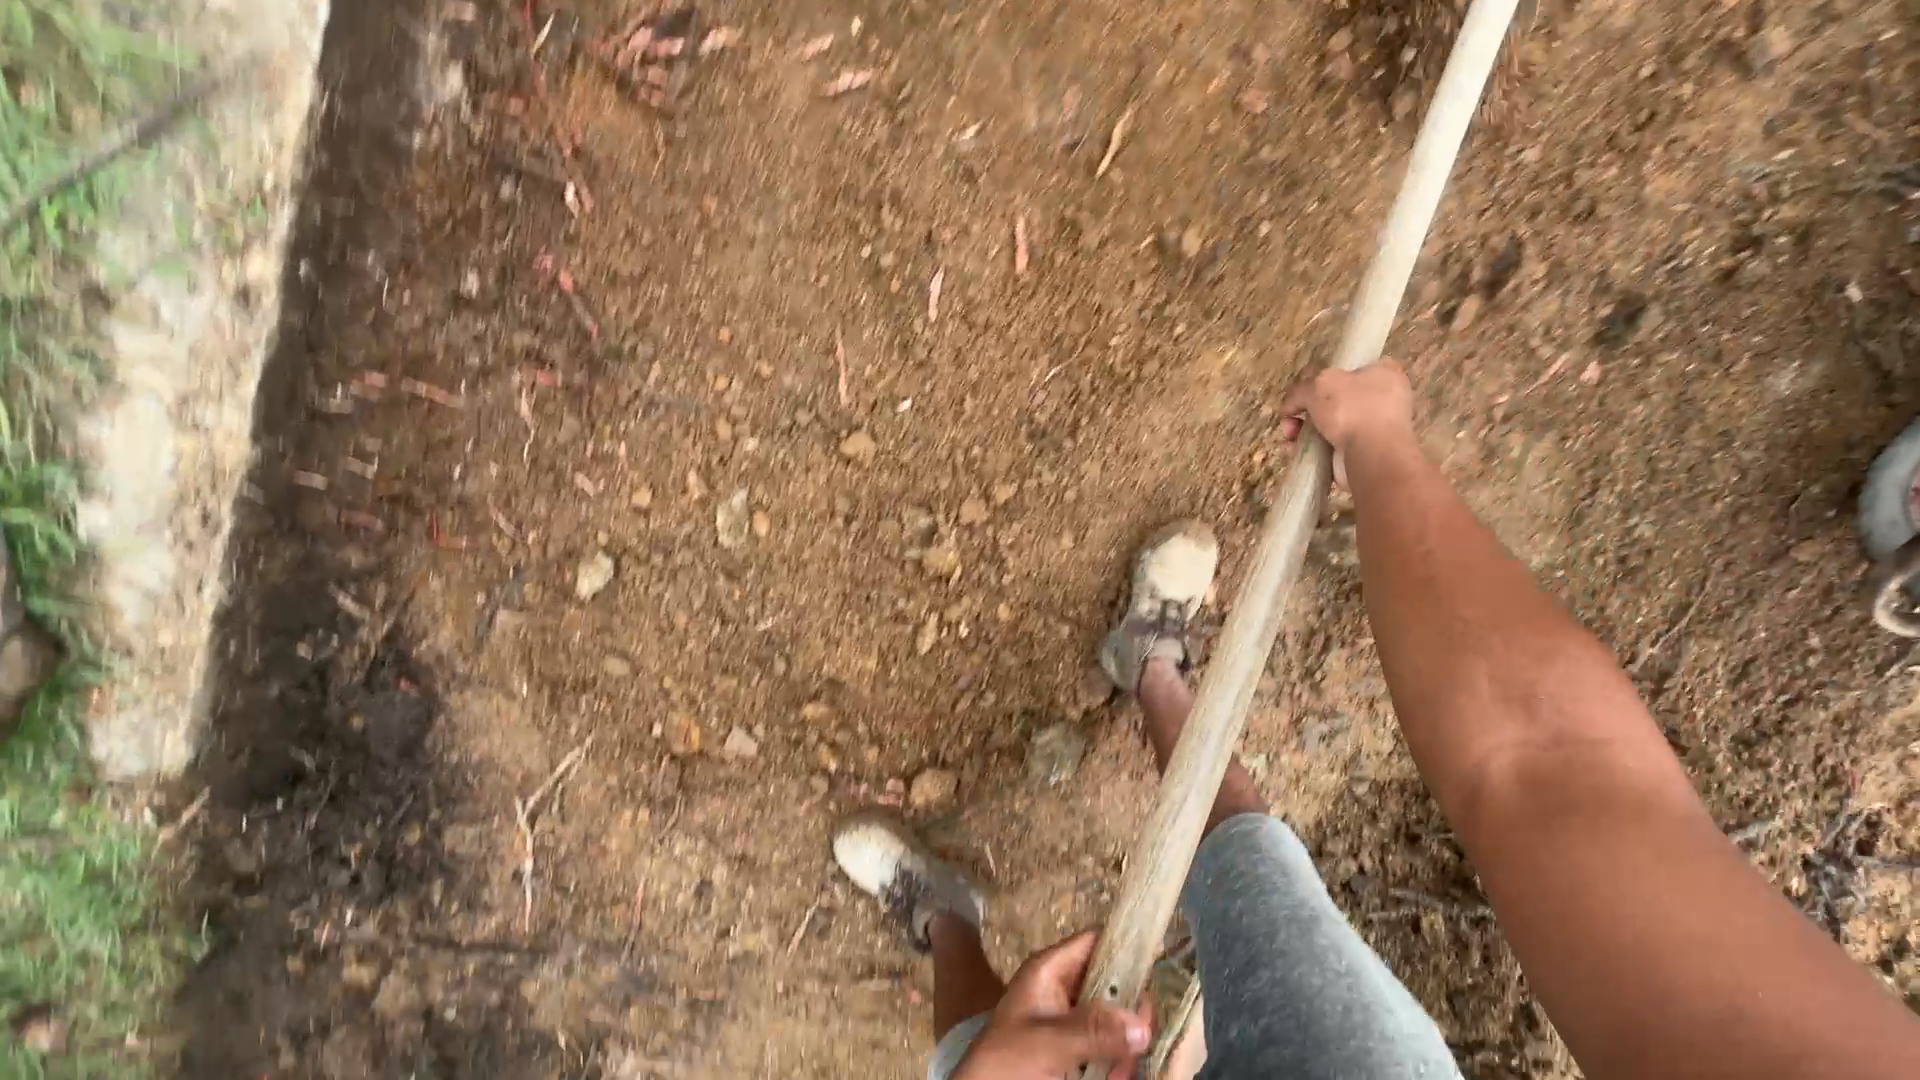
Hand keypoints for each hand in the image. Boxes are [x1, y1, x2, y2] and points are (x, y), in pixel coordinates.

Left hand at [952, 931, 1152, 1079]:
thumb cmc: (1006, 1061)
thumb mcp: (1048, 1041)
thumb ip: (1093, 1030)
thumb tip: (1143, 1024)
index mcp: (1050, 970)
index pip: (1095, 941)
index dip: (1126, 946)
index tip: (1158, 966)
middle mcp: (1064, 989)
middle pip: (1114, 982)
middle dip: (1132, 1009)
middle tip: (1144, 1035)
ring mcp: (1070, 1021)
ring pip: (1116, 1019)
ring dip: (1127, 1043)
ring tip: (1123, 1069)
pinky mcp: (1075, 1051)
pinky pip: (1109, 1047)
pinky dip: (1118, 1062)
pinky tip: (1118, 1076)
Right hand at [1279, 361, 1415, 488]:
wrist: (1371, 454)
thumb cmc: (1351, 409)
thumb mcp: (1319, 384)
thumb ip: (1301, 389)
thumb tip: (1290, 406)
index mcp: (1384, 373)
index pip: (1353, 368)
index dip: (1325, 376)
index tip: (1306, 389)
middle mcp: (1383, 398)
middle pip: (1335, 399)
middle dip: (1306, 409)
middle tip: (1290, 416)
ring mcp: (1374, 428)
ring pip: (1330, 424)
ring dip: (1303, 429)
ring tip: (1289, 436)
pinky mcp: (1364, 452)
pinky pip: (1331, 446)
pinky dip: (1311, 448)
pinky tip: (1294, 449)